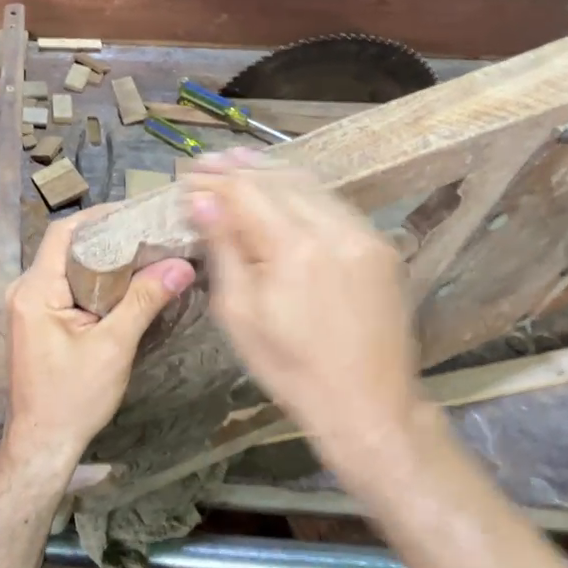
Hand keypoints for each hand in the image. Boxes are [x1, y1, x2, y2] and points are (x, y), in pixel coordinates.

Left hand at [1, 208, 195, 467]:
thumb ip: (144, 301)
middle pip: (65, 248)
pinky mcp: (37, 321)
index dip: (98, 216)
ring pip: (66, 268)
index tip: (134, 213)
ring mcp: (28, 306)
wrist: (43, 442)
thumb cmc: (73, 398)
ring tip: (143, 254)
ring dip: (101, 261)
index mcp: (34, 290)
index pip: (62, 233)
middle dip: (106, 238)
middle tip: (147, 233)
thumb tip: (180, 265)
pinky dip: (93, 282)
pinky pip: (64, 287)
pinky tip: (123, 286)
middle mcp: (24, 290)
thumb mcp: (113, 347)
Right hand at [181, 150, 424, 469]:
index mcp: (295, 248)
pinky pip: (334, 203)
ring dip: (271, 172)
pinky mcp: (380, 247)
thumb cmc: (290, 368)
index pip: (245, 192)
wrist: (368, 406)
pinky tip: (281, 189)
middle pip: (278, 180)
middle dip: (238, 169)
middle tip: (206, 162)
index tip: (186, 177)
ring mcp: (364, 236)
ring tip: (237, 162)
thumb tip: (201, 202)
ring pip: (310, 184)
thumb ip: (223, 249)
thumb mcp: (239, 314)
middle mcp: (334, 230)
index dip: (212, 182)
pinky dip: (302, 190)